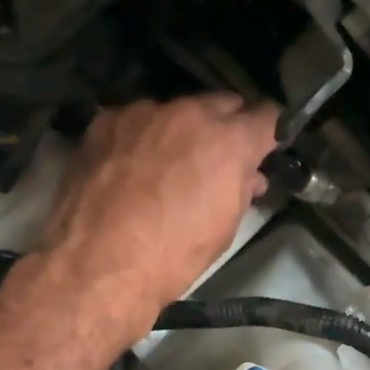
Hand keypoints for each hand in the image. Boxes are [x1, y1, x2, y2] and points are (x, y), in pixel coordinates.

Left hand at [40, 94, 278, 319]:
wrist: (97, 265)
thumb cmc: (172, 256)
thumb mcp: (224, 228)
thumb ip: (241, 190)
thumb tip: (249, 177)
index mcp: (228, 141)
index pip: (268, 117)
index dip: (272, 133)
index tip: (268, 147)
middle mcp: (188, 114)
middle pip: (223, 104)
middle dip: (229, 126)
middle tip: (223, 158)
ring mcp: (143, 113)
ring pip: (178, 111)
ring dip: (184, 130)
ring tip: (173, 164)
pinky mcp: (106, 121)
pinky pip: (139, 120)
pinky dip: (146, 137)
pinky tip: (136, 166)